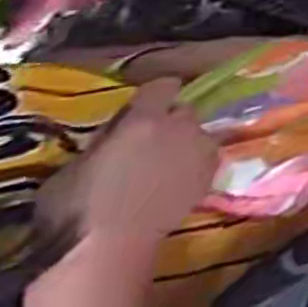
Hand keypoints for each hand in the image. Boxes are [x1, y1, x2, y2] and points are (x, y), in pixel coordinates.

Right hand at [35, 79, 217, 252]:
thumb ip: (103, 141)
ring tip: (159, 168)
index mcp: (145, 121)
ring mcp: (204, 144)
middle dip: (167, 122)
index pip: (163, 86)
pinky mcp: (214, 166)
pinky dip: (192, 162)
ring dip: (181, 143)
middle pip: (182, 111)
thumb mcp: (71, 169)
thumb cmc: (79, 209)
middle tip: (145, 145)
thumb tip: (118, 131)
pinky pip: (205, 154)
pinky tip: (172, 182)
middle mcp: (183, 125)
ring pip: (196, 133)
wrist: (114, 244)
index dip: (153, 95)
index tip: (141, 108)